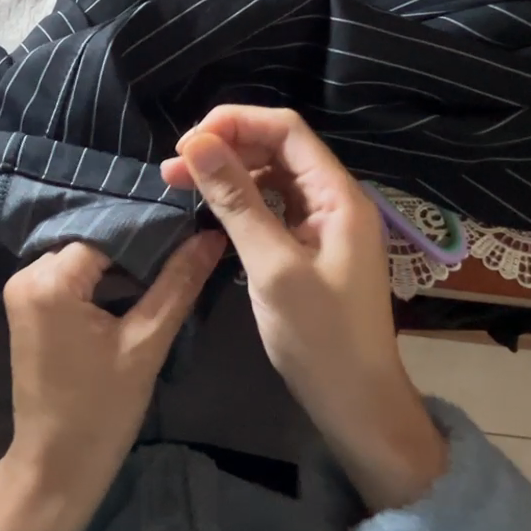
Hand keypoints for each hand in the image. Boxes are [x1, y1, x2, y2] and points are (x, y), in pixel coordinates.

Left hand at [0, 234, 225, 530]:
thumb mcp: (145, 343)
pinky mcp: (26, 305)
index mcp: (48, 280)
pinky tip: (133, 286)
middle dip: (134, 248)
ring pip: (80, 259)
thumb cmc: (102, 409)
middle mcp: (26, 274)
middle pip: (91, 244)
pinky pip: (67, 277)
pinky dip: (98, 279)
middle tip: (182, 246)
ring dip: (117, 264)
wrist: (57, 464)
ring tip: (165, 264)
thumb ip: (177, 284)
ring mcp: (21, 290)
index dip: (149, 235)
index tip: (188, 231)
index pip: (107, 235)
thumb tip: (209, 236)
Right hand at [161, 105, 447, 510]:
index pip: (286, 129)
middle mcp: (331, 199)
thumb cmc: (320, 338)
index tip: (187, 144)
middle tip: (173, 168)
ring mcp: (319, 223)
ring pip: (267, 175)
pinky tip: (207, 207)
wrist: (357, 406)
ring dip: (224, 172)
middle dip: (223, 146)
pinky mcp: (304, 246)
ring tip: (177, 182)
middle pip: (275, 147)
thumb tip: (196, 143)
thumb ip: (236, 199)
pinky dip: (235, 198)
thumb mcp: (272, 265)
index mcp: (338, 195)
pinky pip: (268, 204)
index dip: (235, 124)